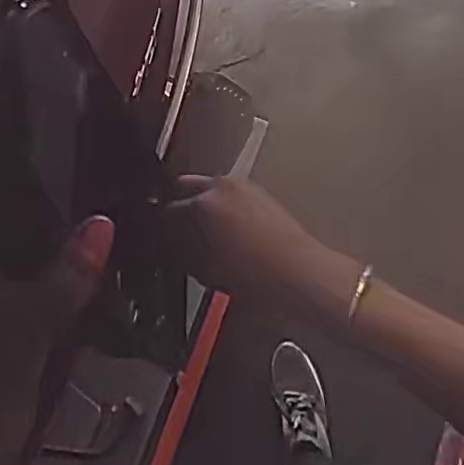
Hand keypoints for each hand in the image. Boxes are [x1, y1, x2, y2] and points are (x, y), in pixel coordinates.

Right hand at [162, 175, 362, 327]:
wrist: (303, 276)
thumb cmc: (255, 279)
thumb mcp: (208, 270)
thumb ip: (184, 250)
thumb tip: (173, 243)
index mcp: (202, 204)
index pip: (168, 210)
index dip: (161, 226)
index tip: (160, 237)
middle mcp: (219, 186)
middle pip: (184, 187)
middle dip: (177, 205)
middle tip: (175, 229)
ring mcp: (240, 185)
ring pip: (206, 187)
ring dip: (198, 203)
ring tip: (199, 231)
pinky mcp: (257, 190)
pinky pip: (226, 193)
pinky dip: (218, 204)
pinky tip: (222, 229)